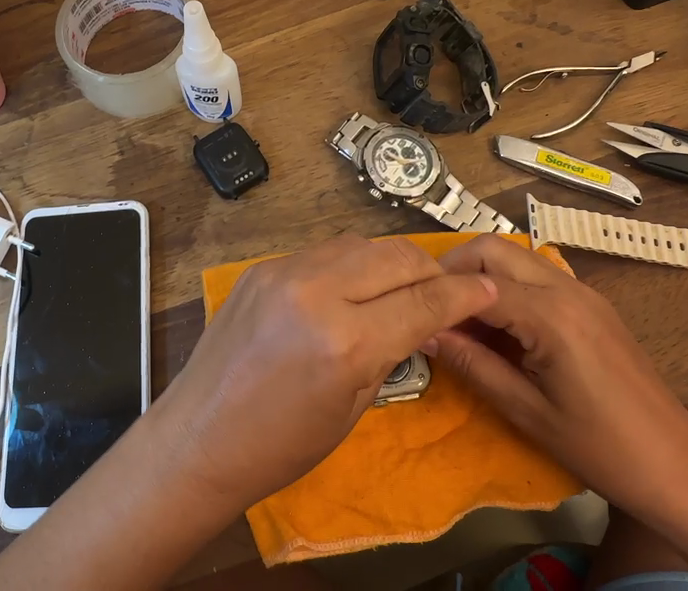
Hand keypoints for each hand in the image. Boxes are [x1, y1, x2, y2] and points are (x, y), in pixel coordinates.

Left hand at [145, 234, 497, 513]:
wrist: (201, 435)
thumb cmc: (282, 444)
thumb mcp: (353, 407)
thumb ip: (389, 350)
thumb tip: (418, 317)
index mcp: (345, 340)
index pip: (423, 301)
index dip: (462, 294)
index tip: (486, 288)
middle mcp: (316, 291)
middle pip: (394, 257)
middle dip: (429, 271)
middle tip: (444, 289)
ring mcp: (282, 272)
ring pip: (357, 244)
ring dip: (387, 261)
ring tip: (399, 286)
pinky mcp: (260, 268)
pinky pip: (319, 254)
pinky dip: (346, 264)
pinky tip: (349, 288)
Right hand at [423, 235, 687, 516]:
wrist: (682, 470)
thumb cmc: (601, 449)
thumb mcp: (525, 411)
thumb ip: (471, 363)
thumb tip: (423, 331)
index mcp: (550, 315)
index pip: (474, 282)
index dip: (436, 293)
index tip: (407, 310)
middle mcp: (566, 289)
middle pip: (493, 248)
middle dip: (453, 269)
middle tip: (429, 308)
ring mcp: (583, 292)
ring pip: (515, 255)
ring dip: (480, 274)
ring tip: (457, 318)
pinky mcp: (592, 304)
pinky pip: (536, 274)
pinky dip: (506, 285)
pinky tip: (496, 326)